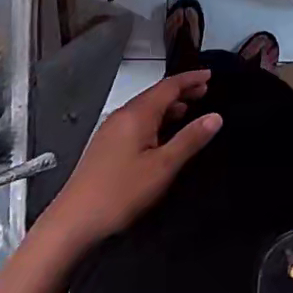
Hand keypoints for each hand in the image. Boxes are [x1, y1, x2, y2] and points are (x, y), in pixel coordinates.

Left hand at [38, 69, 222, 250]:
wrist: (76, 218)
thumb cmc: (121, 192)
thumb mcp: (163, 166)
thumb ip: (190, 139)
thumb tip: (215, 117)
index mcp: (136, 115)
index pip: (168, 87)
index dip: (190, 79)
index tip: (209, 74)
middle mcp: (122, 116)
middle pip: (155, 94)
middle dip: (181, 90)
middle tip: (204, 89)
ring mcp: (111, 130)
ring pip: (145, 108)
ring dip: (168, 105)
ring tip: (189, 108)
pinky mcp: (106, 144)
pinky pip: (136, 121)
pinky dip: (155, 119)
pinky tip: (162, 132)